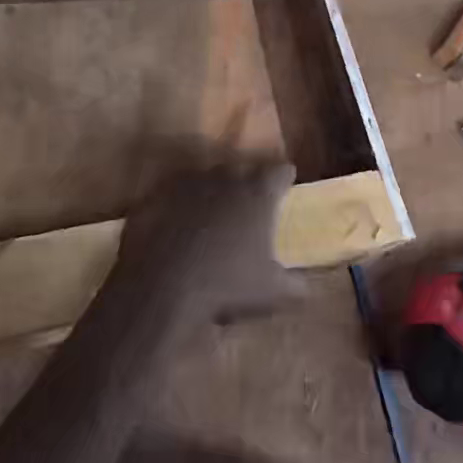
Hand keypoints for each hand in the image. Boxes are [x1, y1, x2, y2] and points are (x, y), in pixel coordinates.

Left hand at [113, 158, 297, 321]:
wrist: (163, 287)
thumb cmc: (228, 285)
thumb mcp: (274, 293)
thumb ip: (296, 285)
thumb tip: (304, 286)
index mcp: (258, 193)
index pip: (280, 171)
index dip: (284, 179)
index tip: (286, 187)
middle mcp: (225, 179)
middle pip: (242, 170)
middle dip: (247, 183)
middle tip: (249, 206)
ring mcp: (187, 184)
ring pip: (206, 178)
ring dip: (213, 191)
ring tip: (213, 215)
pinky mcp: (157, 197)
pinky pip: (174, 195)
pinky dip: (179, 206)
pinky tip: (178, 227)